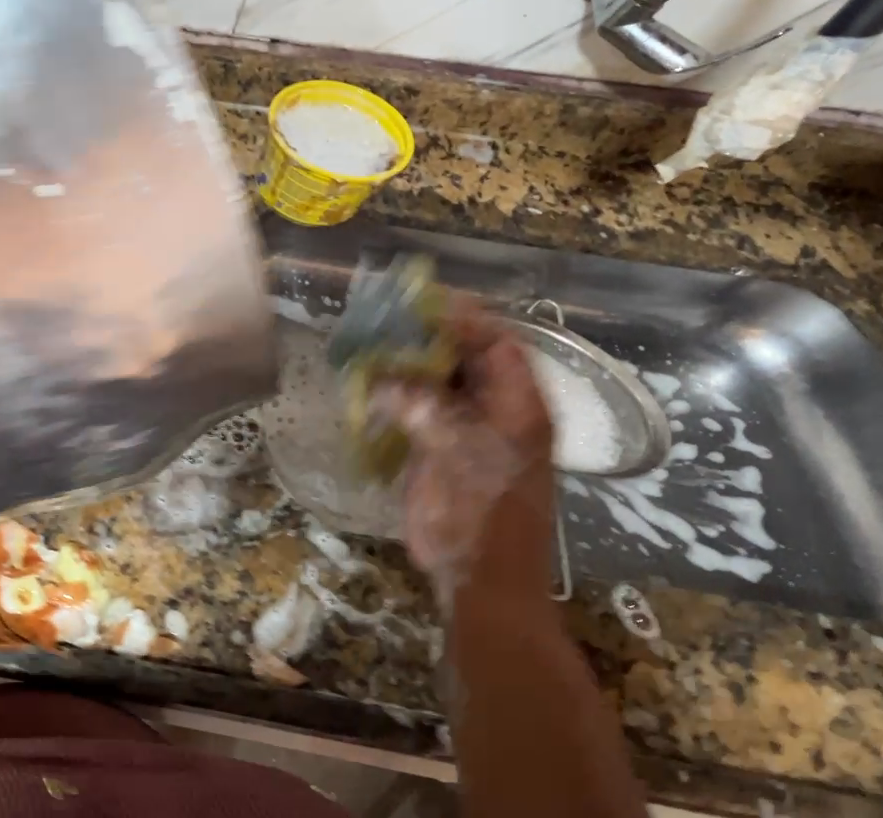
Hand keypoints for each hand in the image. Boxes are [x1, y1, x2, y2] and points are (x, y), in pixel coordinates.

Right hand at [370, 301, 554, 610]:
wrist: (480, 579)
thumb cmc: (482, 517)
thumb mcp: (457, 455)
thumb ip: (422, 409)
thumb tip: (382, 380)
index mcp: (518, 408)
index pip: (497, 344)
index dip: (463, 319)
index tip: (417, 304)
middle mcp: (496, 411)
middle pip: (464, 358)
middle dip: (426, 337)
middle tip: (381, 320)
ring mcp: (466, 432)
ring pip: (437, 382)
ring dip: (405, 365)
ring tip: (365, 346)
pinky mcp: (439, 450)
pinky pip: (417, 409)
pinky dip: (393, 394)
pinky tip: (364, 386)